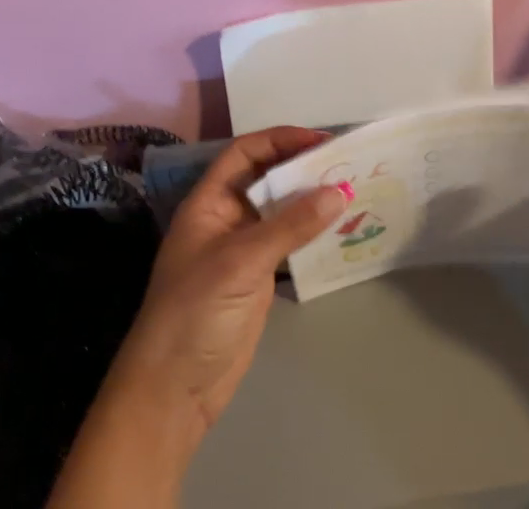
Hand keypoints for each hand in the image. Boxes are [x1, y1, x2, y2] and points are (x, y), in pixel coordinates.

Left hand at [50, 127, 348, 507]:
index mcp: (208, 204)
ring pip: (282, 212)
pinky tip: (342, 229)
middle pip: (267, 179)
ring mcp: (243, 250)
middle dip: (303, 168)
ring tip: (355, 190)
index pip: (244, 155)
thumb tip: (338, 192)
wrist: (174, 389)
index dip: (280, 140)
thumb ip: (289, 226)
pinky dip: (314, 233)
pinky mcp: (259, 279)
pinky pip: (290, 244)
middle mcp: (226, 220)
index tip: (322, 140)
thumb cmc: (194, 313)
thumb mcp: (240, 262)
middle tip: (349, 163)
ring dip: (313, 200)